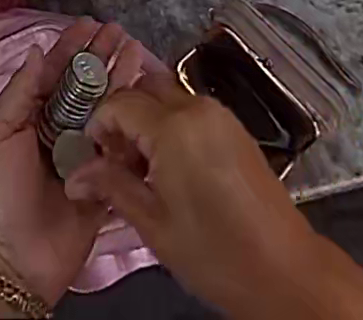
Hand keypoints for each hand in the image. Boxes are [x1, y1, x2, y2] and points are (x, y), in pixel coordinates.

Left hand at [0, 17, 153, 304]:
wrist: (16, 260)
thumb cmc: (0, 191)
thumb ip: (20, 90)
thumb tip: (38, 49)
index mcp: (33, 113)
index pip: (56, 71)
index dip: (72, 46)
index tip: (90, 23)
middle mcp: (61, 126)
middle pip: (86, 83)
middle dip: (102, 55)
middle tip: (121, 31)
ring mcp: (84, 151)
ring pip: (107, 107)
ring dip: (122, 79)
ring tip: (138, 53)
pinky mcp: (105, 177)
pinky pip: (122, 145)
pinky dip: (134, 121)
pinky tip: (145, 98)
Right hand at [63, 72, 362, 319]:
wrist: (288, 273)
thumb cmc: (215, 254)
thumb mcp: (154, 224)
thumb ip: (112, 186)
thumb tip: (74, 176)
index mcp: (174, 127)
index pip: (119, 103)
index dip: (99, 125)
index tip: (93, 155)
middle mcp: (196, 108)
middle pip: (143, 88)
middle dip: (122, 115)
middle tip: (116, 157)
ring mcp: (219, 114)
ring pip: (166, 95)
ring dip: (146, 117)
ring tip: (143, 166)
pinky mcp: (234, 126)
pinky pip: (189, 108)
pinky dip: (170, 122)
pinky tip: (170, 164)